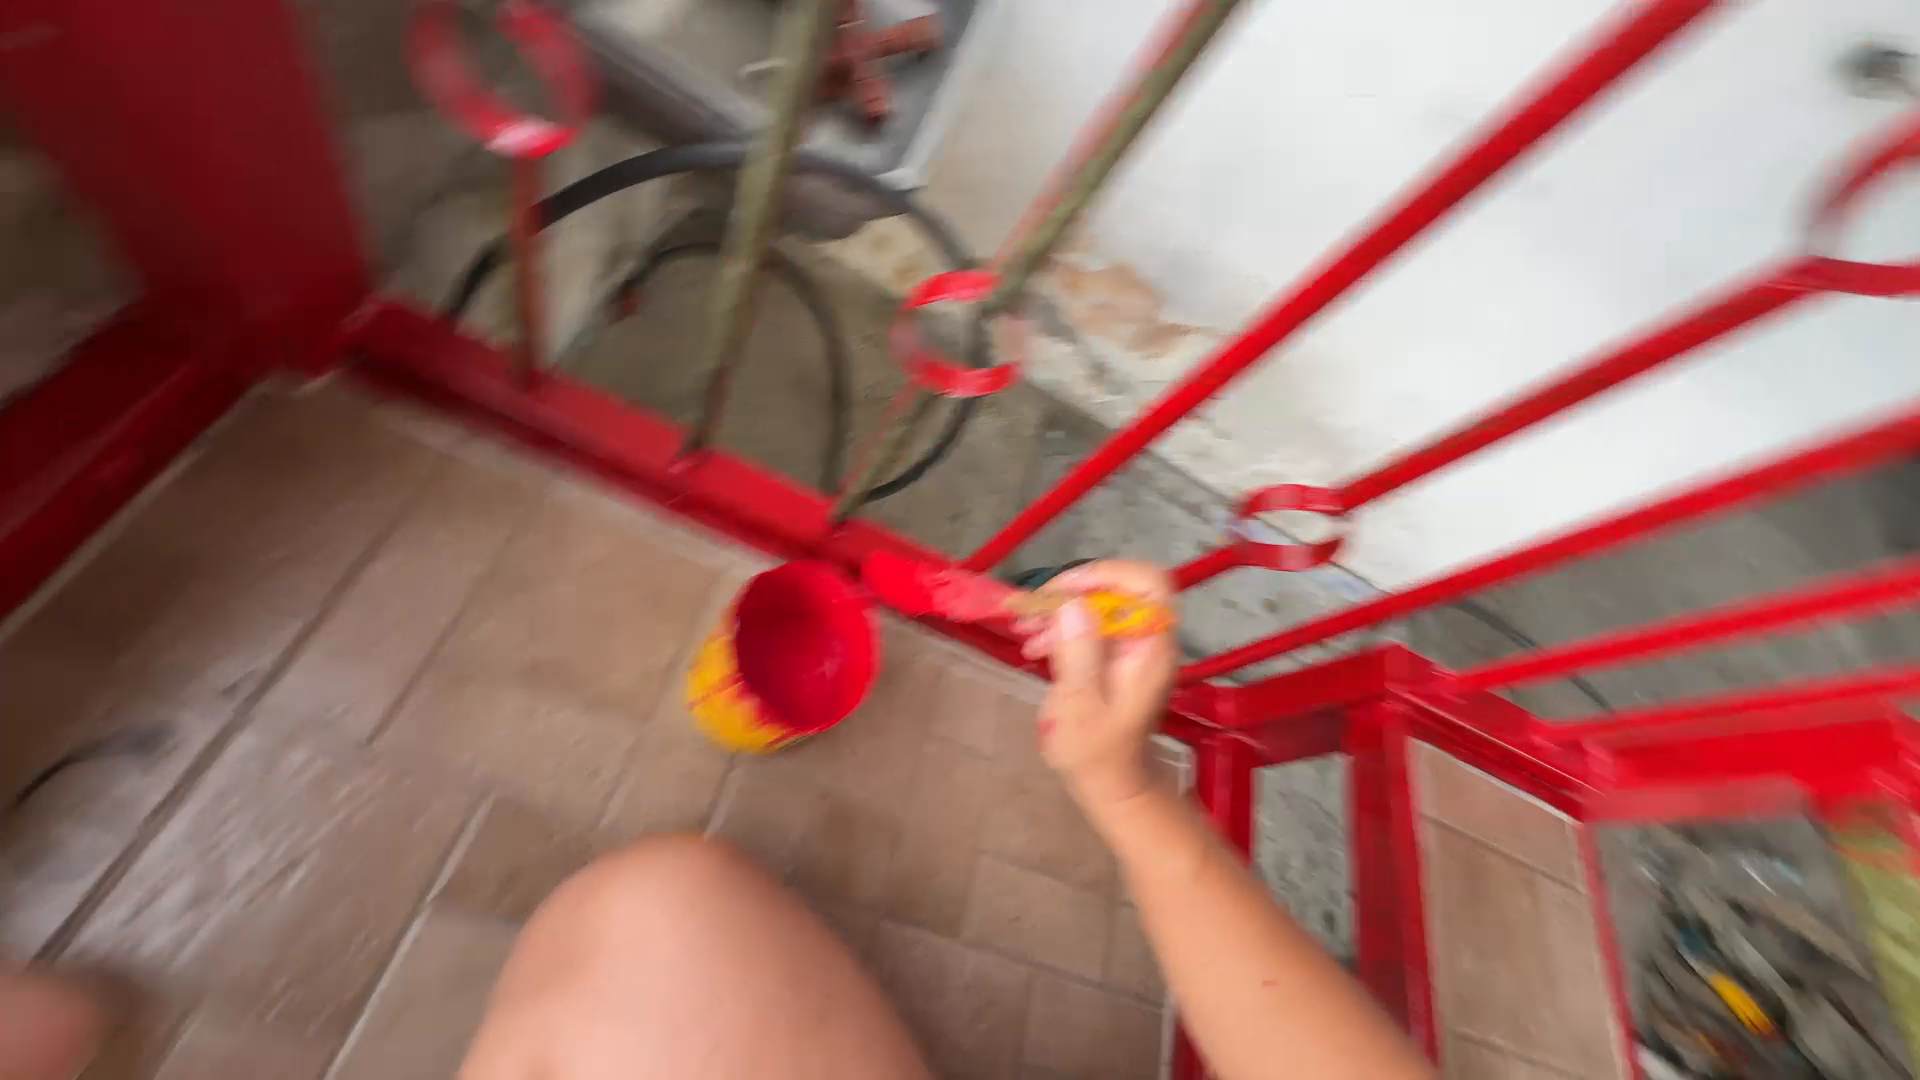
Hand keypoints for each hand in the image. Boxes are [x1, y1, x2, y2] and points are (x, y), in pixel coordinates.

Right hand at [1018, 561, 1177, 809]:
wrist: (1108, 782)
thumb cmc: (1096, 752)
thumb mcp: (1080, 705)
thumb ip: (1079, 653)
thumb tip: (1072, 605)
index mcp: (1151, 648)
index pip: (1149, 584)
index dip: (1108, 574)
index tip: (1064, 591)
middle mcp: (1146, 639)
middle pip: (1116, 589)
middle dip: (1070, 593)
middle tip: (1031, 610)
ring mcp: (1130, 646)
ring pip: (1098, 604)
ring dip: (1058, 610)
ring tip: (1023, 628)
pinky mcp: (1112, 654)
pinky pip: (1088, 623)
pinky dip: (1059, 626)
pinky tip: (1033, 644)